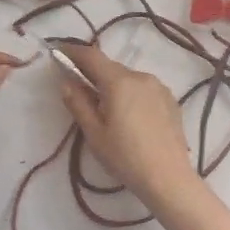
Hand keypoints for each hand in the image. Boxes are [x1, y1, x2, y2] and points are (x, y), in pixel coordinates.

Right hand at [58, 43, 196, 202]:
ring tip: (104, 107)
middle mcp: (142, 77)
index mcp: (120, 82)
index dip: (73, 52)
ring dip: (113, 84)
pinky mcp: (171, 100)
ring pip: (129, 79)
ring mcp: (160, 88)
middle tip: (77, 85)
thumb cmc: (125, 157)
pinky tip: (129, 115)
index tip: (58, 52)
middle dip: (92, 72)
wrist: (168, 177)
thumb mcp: (94, 133)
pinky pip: (144, 89)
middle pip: (111, 67)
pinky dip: (131, 94)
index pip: (92, 56)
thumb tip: (67, 82)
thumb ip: (78, 103)